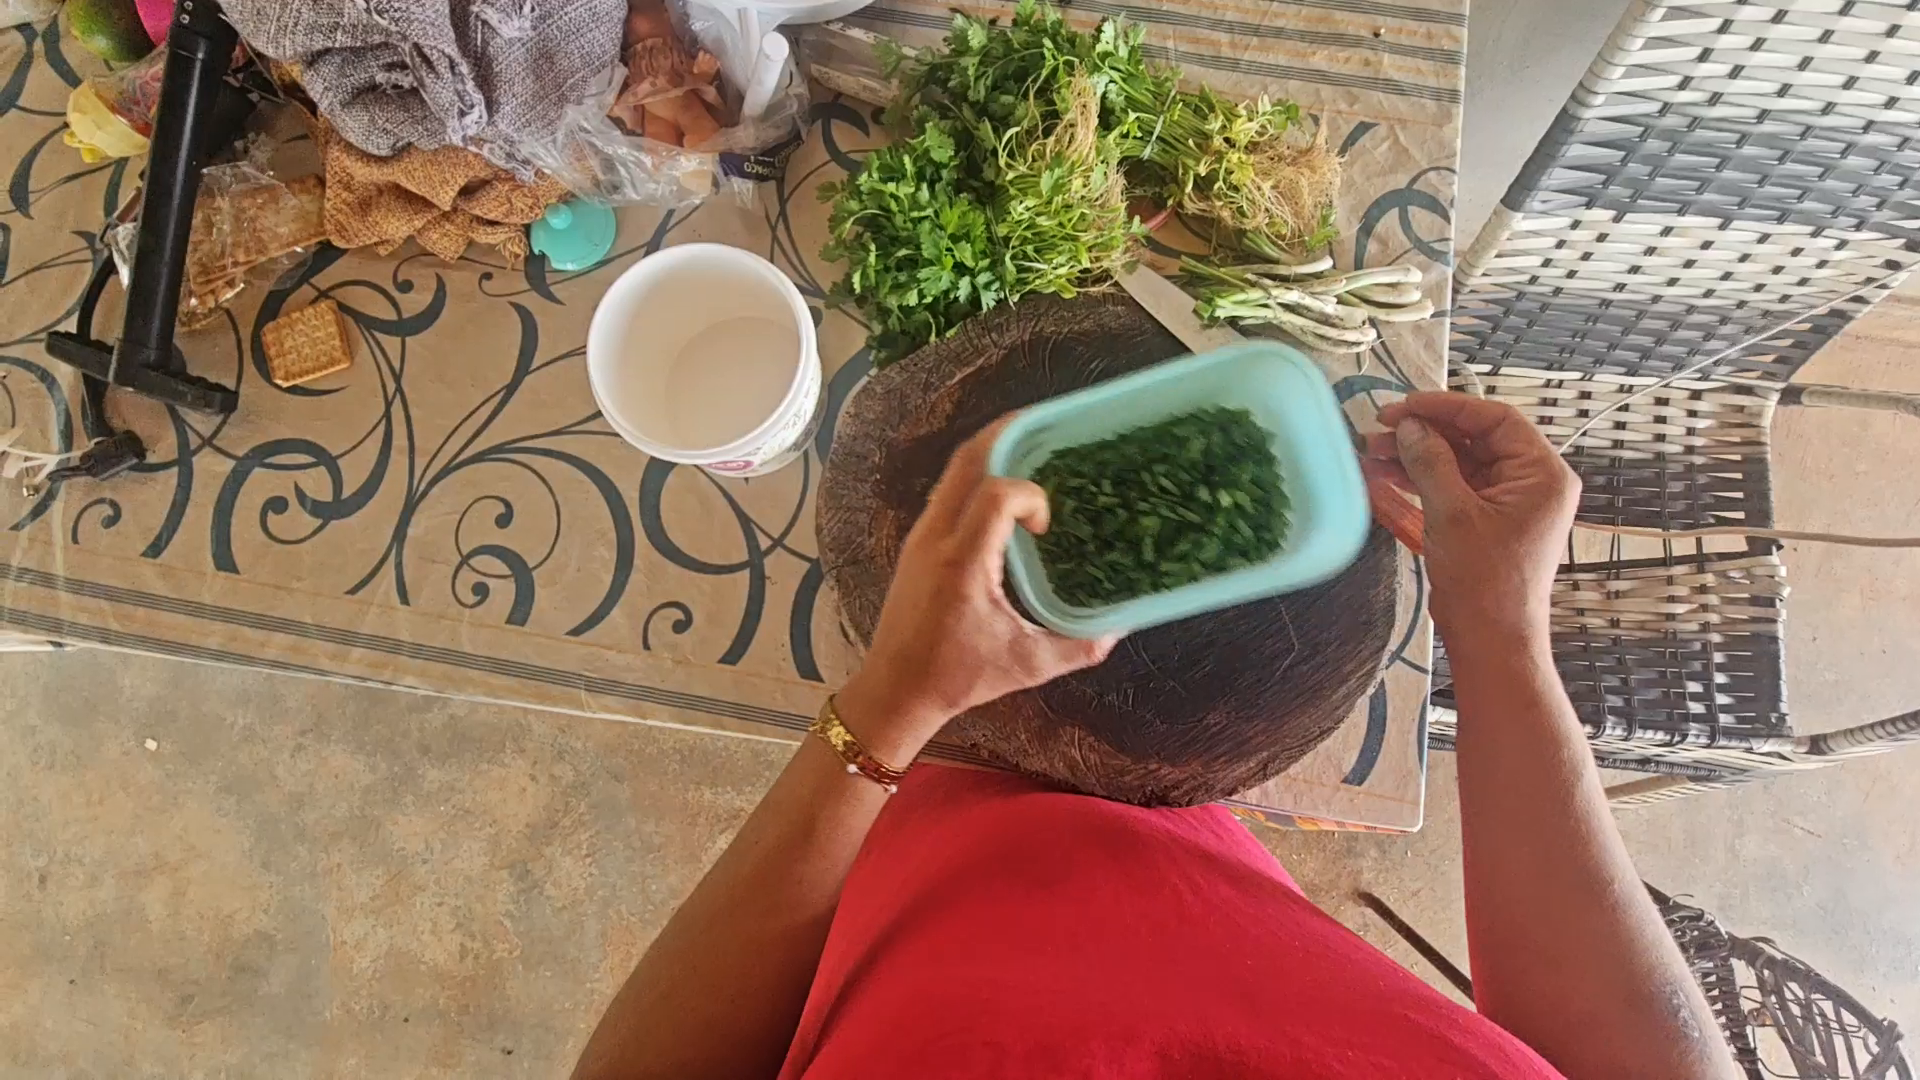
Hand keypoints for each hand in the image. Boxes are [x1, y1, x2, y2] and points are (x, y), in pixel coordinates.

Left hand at [837, 416, 1118, 761]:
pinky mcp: (915, 543)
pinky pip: (945, 491)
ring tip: (1025, 445)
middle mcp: (936, 538)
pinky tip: (998, 487)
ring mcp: (920, 536)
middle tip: (1042, 423)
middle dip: (1005, 435)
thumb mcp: (1025, 665)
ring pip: (952, 472)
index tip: (1046, 527)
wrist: (895, 689)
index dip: (1029, 495)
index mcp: (962, 562)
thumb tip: (1118, 629)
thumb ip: (1077, 647)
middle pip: (966, 462)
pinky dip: (973, 476)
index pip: (996, 493)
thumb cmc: (957, 678)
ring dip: (988, 452)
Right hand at [1364, 392, 1578, 648]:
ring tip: (1370, 452)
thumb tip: (1409, 427)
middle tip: (1378, 430)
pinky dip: (1418, 478)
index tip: (1401, 407)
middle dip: (1424, 432)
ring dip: (1414, 455)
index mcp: (1540, 473)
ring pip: (1457, 462)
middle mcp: (1528, 481)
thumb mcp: (1453, 514)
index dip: (1446, 407)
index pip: (1495, 420)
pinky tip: (1383, 474)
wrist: (1490, 634)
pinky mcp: (1482, 519)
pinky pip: (1450, 486)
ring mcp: (1505, 501)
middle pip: (1474, 439)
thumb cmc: (1482, 576)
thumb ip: (1431, 464)